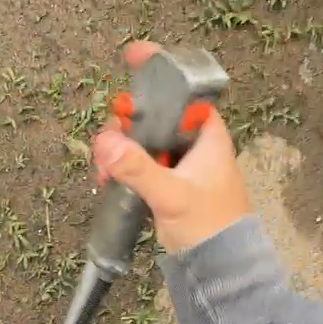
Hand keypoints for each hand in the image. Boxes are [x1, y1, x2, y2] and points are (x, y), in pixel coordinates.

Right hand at [91, 41, 251, 253]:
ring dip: (120, 149)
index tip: (133, 56)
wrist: (219, 266)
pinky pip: (141, 164)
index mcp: (207, 136)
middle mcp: (195, 145)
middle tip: (106, 141)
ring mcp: (181, 165)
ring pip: (144, 141)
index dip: (159, 72)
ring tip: (103, 170)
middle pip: (155, 115)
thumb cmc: (208, 227)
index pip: (184, 91)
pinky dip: (124, 168)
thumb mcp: (172, 196)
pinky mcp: (169, 185)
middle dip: (126, 122)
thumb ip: (138, 169)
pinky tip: (109, 181)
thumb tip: (106, 143)